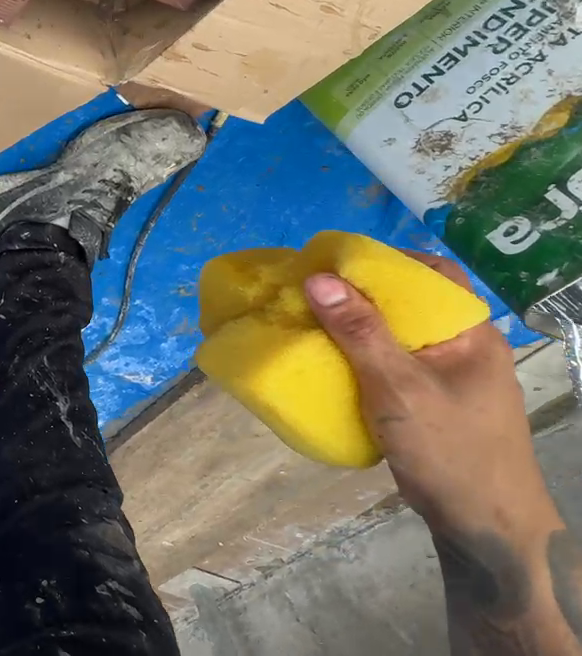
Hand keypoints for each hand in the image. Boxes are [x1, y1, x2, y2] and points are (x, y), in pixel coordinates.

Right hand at [303, 256, 553, 537]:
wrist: (481, 522)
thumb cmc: (450, 449)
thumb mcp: (398, 386)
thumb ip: (359, 331)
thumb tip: (317, 276)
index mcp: (470, 336)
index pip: (435, 275)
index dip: (385, 260)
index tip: (330, 259)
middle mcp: (459, 347)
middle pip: (407, 300)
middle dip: (353, 290)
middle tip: (303, 287)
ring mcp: (442, 373)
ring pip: (391, 330)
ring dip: (346, 321)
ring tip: (301, 317)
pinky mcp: (422, 395)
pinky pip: (382, 357)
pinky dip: (349, 349)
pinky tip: (320, 355)